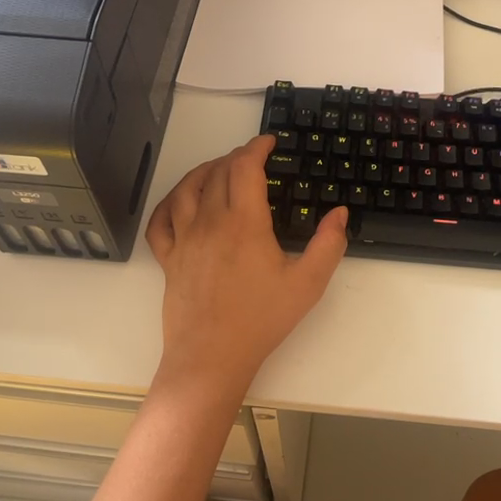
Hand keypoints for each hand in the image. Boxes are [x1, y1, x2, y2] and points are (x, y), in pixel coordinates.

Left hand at [145, 135, 348, 401]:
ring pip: (187, 188)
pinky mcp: (168, 258)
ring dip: (205, 170)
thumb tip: (340, 214)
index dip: (256, 147)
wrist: (211, 358)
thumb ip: (328, 245)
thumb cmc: (261, 321)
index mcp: (244, 223)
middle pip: (218, 172)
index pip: (245, 167)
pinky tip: (181, 200)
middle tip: (253, 158)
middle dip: (236, 157)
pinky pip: (161, 219)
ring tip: (219, 168)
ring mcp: (184, 239)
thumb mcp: (307, 284)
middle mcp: (209, 222)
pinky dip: (170, 201)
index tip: (269, 142)